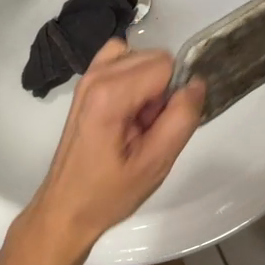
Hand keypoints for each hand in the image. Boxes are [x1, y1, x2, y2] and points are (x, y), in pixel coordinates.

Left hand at [21, 41, 205, 256]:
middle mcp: (96, 75)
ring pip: (139, 56)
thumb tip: (198, 83)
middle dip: (162, 89)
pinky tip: (128, 109)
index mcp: (110, 94)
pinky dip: (132, 76)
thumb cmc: (108, 193)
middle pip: (153, 57)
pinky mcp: (86, 83)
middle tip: (148, 129)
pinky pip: (121, 60)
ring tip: (138, 121)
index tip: (161, 126)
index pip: (166, 65)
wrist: (66, 208)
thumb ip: (181, 119)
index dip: (174, 94)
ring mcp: (88, 76)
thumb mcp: (155, 164)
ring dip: (148, 83)